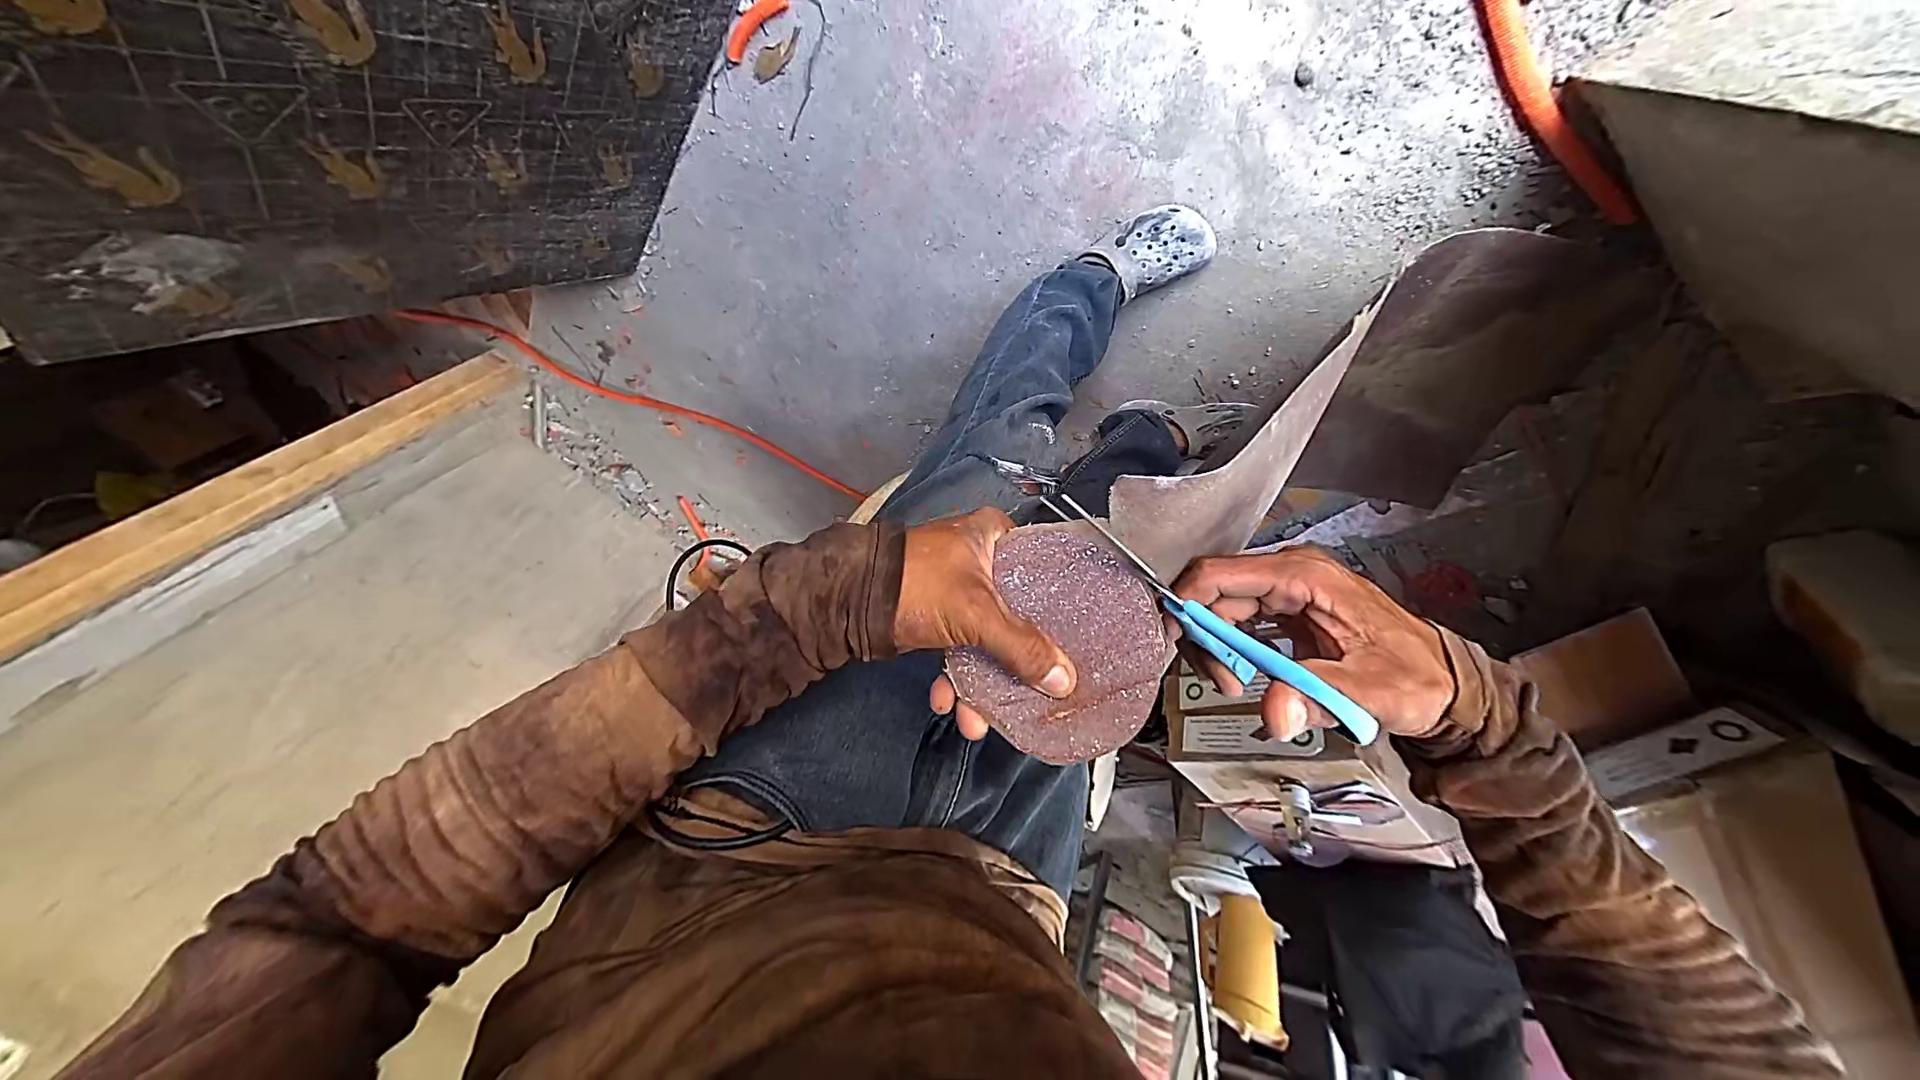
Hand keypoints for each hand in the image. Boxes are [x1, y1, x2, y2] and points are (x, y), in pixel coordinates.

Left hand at [897, 509, 1076, 739]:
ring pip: (987, 639)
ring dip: (982, 682)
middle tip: (1027, 694)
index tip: (1070, 646)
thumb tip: (1062, 678)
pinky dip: (957, 677)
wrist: (849, 601)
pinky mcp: (938, 615)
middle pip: (1017, 615)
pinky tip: (949, 702)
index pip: (1044, 571)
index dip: (1058, 612)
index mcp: (994, 536)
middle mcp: (979, 558)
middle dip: (1016, 665)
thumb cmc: (914, 584)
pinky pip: (961, 649)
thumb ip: (1022, 647)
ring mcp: (957, 589)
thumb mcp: (977, 614)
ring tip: (977, 717)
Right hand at [1171, 547, 1454, 740]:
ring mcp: (1285, 590)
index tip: (1174, 638)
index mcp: (1306, 576)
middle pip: (1212, 591)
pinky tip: (1243, 672)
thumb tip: (1273, 711)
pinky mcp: (1283, 609)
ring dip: (1213, 646)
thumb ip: (1319, 697)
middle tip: (1222, 680)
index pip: (1221, 574)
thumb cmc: (1419, 676)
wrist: (1443, 683)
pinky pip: (1234, 619)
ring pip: (1217, 606)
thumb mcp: (1375, 691)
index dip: (1187, 603)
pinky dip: (1227, 647)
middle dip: (1202, 637)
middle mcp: (1290, 574)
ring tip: (1237, 682)